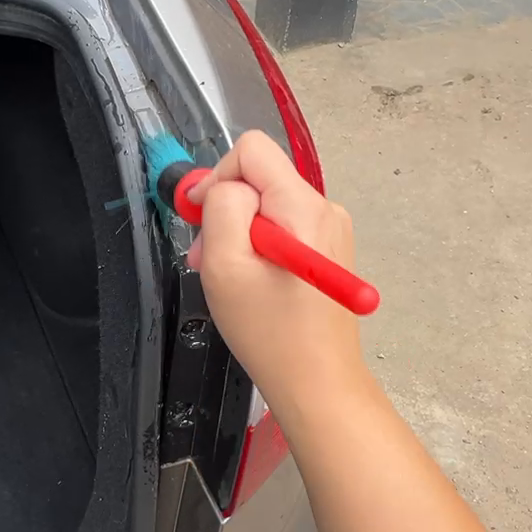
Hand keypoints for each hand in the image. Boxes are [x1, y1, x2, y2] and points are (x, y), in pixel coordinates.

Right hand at [185, 130, 368, 416]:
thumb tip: (223, 186)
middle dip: (226, 211)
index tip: (200, 218)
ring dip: (240, 233)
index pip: (251, 149)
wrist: (317, 382)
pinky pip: (283, 227)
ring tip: (230, 277)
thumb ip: (222, 209)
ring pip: (269, 204)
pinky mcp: (329, 249)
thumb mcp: (226, 265)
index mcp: (302, 206)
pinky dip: (259, 247)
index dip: (217, 177)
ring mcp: (331, 229)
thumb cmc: (271, 333)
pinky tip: (252, 283)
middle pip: (260, 177)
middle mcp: (324, 209)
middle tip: (208, 258)